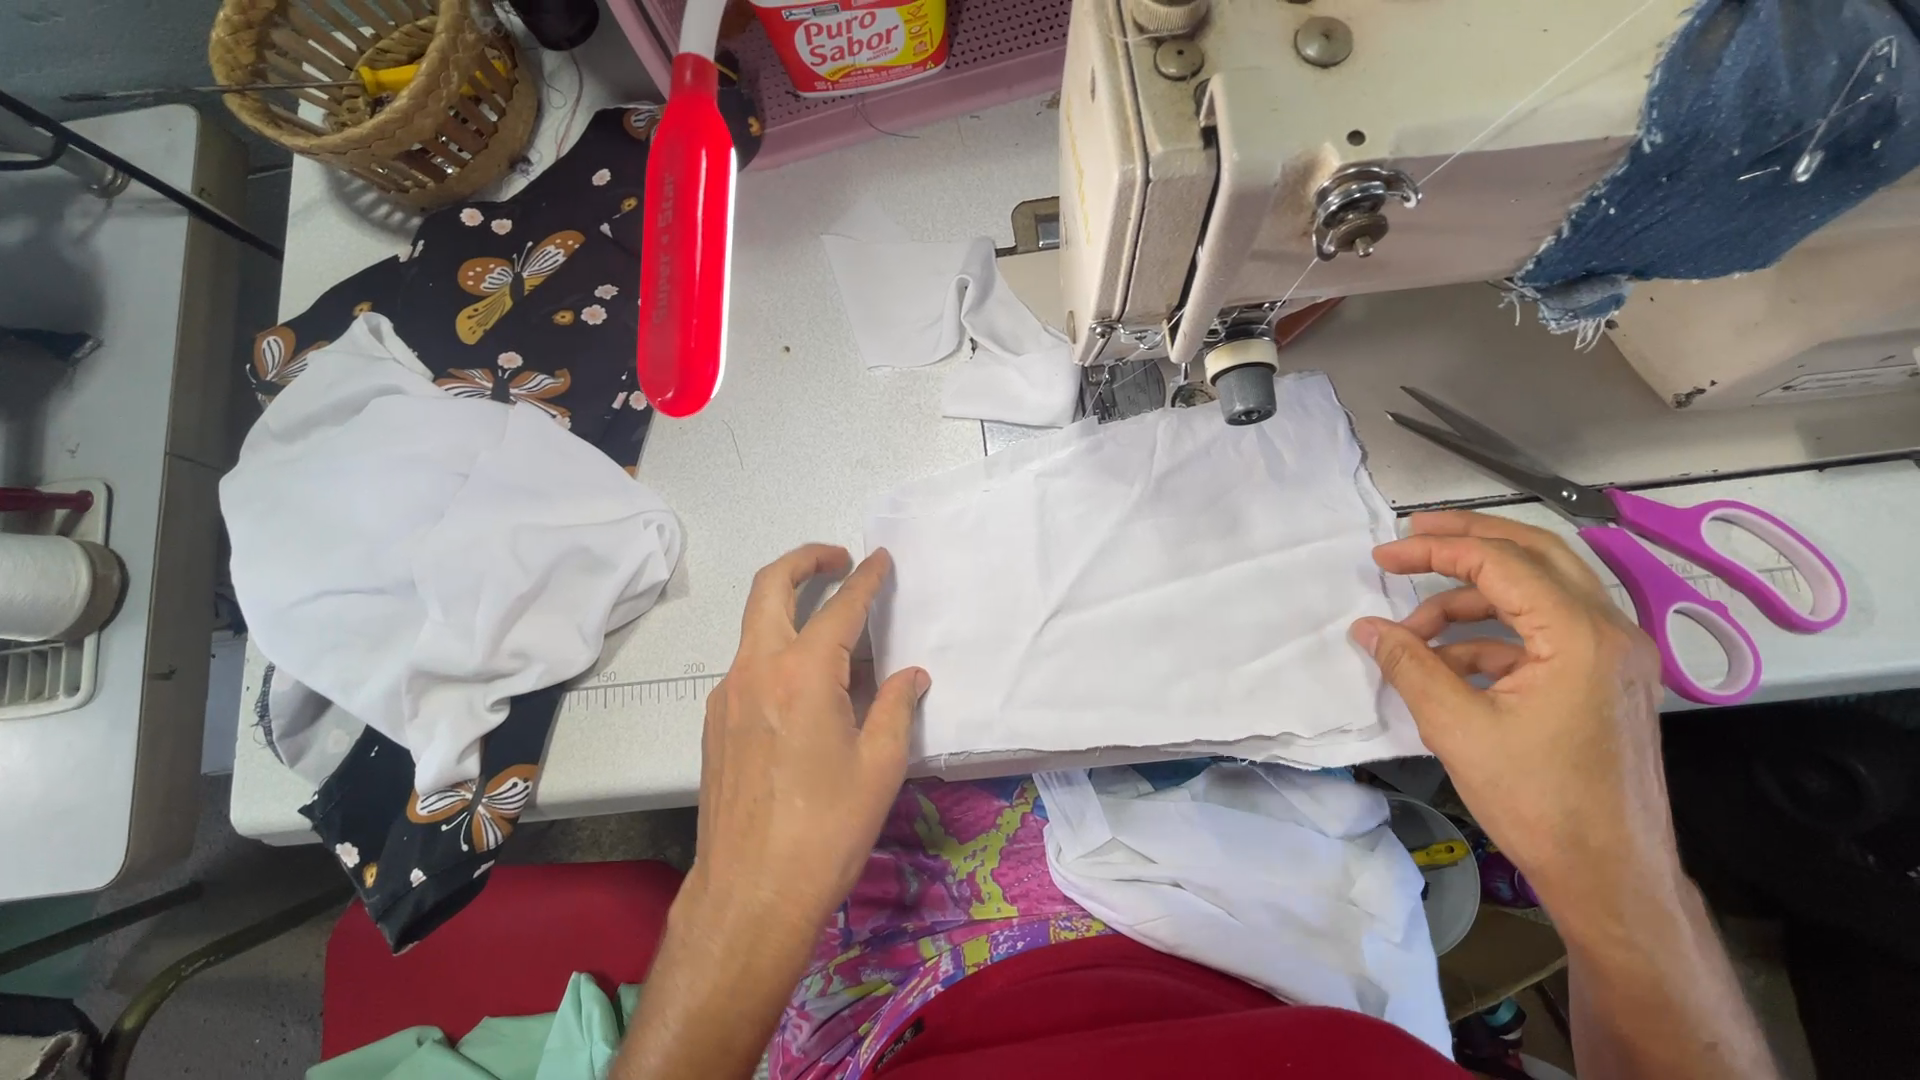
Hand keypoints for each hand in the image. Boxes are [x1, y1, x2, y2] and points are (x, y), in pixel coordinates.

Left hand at [689, 544, 929, 928]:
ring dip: (789, 608)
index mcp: (803, 674)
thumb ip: (898, 707)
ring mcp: (727, 695)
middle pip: (770, 586)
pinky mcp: (715, 723)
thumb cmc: (826, 830)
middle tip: (838, 558)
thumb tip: (910, 675)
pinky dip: (777, 651)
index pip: (839, 607)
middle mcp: (756, 670)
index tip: (881, 559)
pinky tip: (808, 688)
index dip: (866, 579)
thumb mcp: (880, 767)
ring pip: (755, 626)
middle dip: (805, 560)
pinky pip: (749, 666)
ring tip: (834, 630)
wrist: (750, 894)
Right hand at [1350, 511, 1680, 917]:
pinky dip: (1491, 636)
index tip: (1382, 557)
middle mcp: (1608, 630)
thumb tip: (1366, 628)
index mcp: (1579, 634)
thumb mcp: (1455, 726)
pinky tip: (1446, 663)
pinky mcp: (1603, 679)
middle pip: (1535, 553)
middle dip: (1468, 540)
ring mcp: (1612, 655)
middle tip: (1411, 535)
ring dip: (1473, 598)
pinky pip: (1542, 633)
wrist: (1608, 872)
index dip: (1433, 551)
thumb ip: (1408, 664)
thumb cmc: (1535, 799)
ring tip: (1415, 629)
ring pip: (1539, 591)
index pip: (1500, 562)